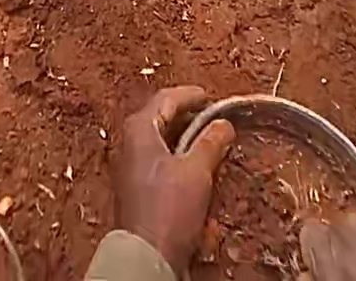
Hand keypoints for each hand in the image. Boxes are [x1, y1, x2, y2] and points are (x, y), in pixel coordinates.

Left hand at [114, 86, 235, 270]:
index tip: (209, 96)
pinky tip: (198, 174)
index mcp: (140, 128)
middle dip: (190, 119)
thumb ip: (211, 142)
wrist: (147, 259)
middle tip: (213, 120)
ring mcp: (132, 166)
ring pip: (164, 144)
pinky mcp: (138, 189)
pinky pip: (162, 165)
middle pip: (164, 120)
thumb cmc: (169, 207)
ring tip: (210, 145)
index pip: (166, 98)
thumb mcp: (197, 170)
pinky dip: (180, 163)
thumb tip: (224, 124)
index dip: (190, 95)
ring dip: (188, 143)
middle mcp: (131, 142)